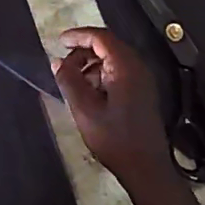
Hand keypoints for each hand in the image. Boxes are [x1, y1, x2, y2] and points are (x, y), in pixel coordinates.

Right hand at [53, 26, 176, 190]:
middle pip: (108, 46)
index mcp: (125, 67)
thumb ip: (69, 81)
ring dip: (91, 65)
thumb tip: (57, 62)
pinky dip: (101, 75)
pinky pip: (119, 72)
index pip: (101, 37)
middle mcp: (137, 67)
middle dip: (83, 52)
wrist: (146, 169)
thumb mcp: (85, 110)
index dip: (78, 36)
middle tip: (64, 66)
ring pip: (113, 59)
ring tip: (73, 82)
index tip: (59, 42)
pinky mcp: (142, 92)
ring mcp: (142, 80)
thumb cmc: (115, 138)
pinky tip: (89, 93)